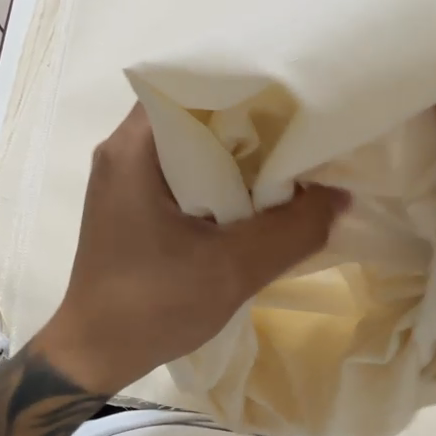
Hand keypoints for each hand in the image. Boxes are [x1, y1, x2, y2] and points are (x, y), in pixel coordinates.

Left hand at [35, 104, 346, 394]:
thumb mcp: (232, 268)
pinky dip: (214, 177)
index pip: (188, 87)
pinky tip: (253, 194)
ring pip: (185, 145)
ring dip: (232, 153)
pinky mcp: (127, 202)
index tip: (291, 96)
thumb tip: (339, 193)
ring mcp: (120, 177)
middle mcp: (120, 151)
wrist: (96, 349)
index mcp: (132, 149)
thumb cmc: (152, 304)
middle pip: (190, 114)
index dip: (241, 87)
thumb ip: (293, 228)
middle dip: (245, 122)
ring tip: (288, 159)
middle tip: (302, 129)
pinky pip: (176, 172)